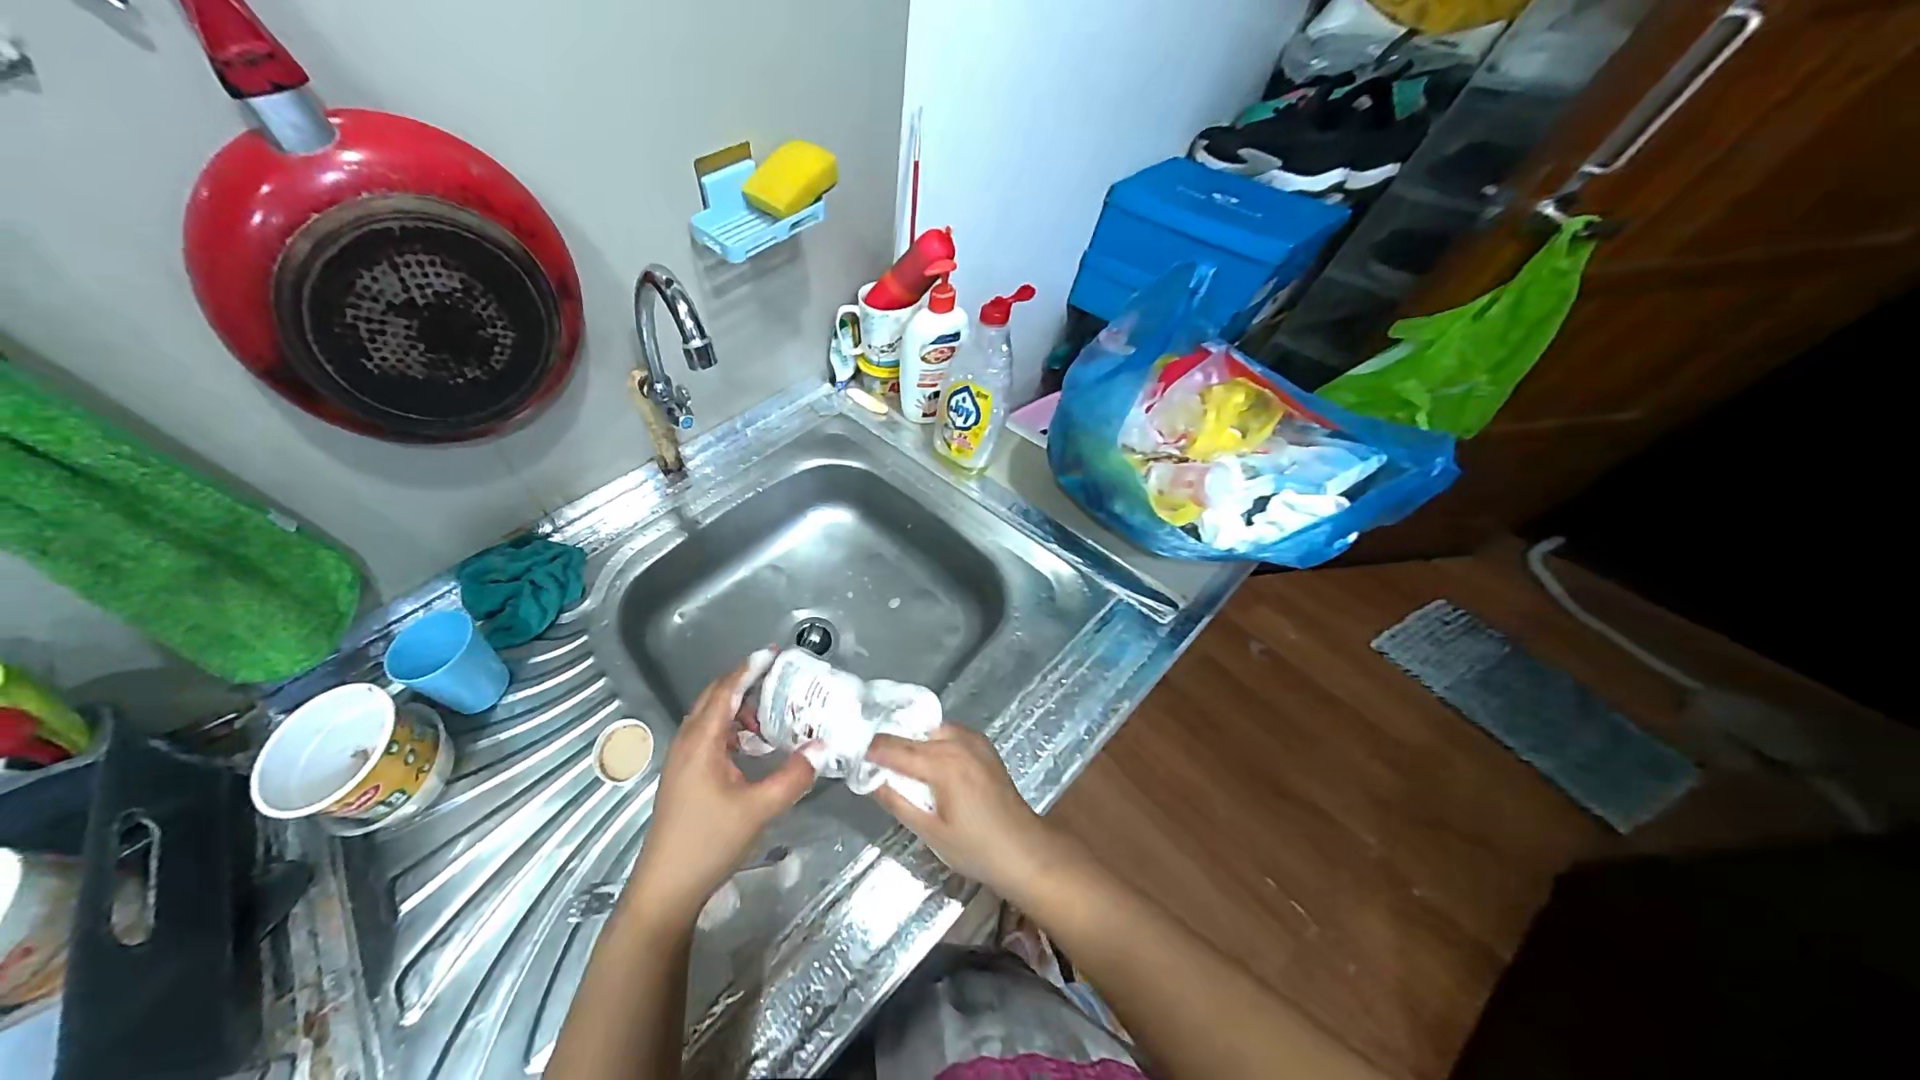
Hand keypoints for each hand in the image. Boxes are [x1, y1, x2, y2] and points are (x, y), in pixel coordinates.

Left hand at [626, 661, 815, 925]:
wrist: (666, 887)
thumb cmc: (709, 842)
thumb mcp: (759, 808)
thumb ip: (794, 775)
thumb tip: (822, 747)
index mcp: (701, 742)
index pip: (725, 691)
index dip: (748, 669)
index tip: (773, 654)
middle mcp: (687, 743)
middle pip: (715, 698)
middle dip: (744, 682)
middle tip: (779, 678)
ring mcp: (682, 760)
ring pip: (711, 718)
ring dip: (739, 707)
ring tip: (772, 712)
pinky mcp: (685, 776)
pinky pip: (709, 736)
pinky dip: (732, 728)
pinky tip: (753, 745)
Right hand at [864, 725, 1062, 893]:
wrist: (1024, 851)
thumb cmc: (976, 848)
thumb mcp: (929, 831)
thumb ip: (897, 800)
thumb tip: (869, 780)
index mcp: (943, 762)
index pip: (893, 748)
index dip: (869, 751)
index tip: (850, 755)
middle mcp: (958, 742)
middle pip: (912, 735)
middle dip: (889, 745)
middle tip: (867, 759)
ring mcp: (974, 741)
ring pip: (930, 731)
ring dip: (911, 742)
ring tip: (893, 762)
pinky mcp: (984, 747)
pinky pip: (949, 735)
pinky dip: (932, 742)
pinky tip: (924, 763)